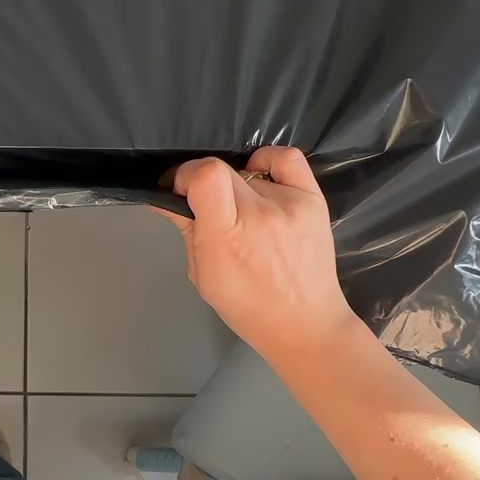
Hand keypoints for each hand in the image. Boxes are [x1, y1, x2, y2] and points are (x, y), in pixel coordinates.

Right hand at [159, 147, 363, 362]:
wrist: (303, 321)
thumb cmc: (245, 305)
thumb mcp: (201, 274)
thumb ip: (187, 230)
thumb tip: (166, 198)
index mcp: (226, 237)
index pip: (206, 176)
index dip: (186, 175)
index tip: (181, 192)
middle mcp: (259, 214)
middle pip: (222, 170)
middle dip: (204, 183)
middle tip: (208, 208)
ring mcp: (290, 204)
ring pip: (248, 173)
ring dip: (236, 188)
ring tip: (242, 212)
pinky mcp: (313, 198)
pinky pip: (286, 158)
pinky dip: (266, 161)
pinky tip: (260, 176)